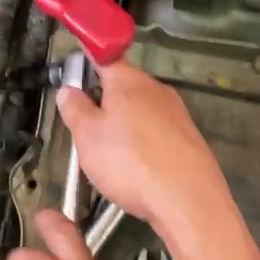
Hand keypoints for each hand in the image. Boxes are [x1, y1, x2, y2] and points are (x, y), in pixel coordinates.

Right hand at [56, 59, 225, 231]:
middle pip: (124, 84)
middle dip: (104, 99)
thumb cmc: (130, 163)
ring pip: (141, 109)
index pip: (104, 56)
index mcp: (128, 80)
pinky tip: (139, 168)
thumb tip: (69, 89)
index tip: (75, 72)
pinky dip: (145, 142)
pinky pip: (158, 131)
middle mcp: (156, 89)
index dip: (87, 60)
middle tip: (87, 126)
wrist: (190, 203)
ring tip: (112, 154)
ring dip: (125, 123)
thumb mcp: (87, 136)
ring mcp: (177, 114)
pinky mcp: (190, 139)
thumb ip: (74, 108)